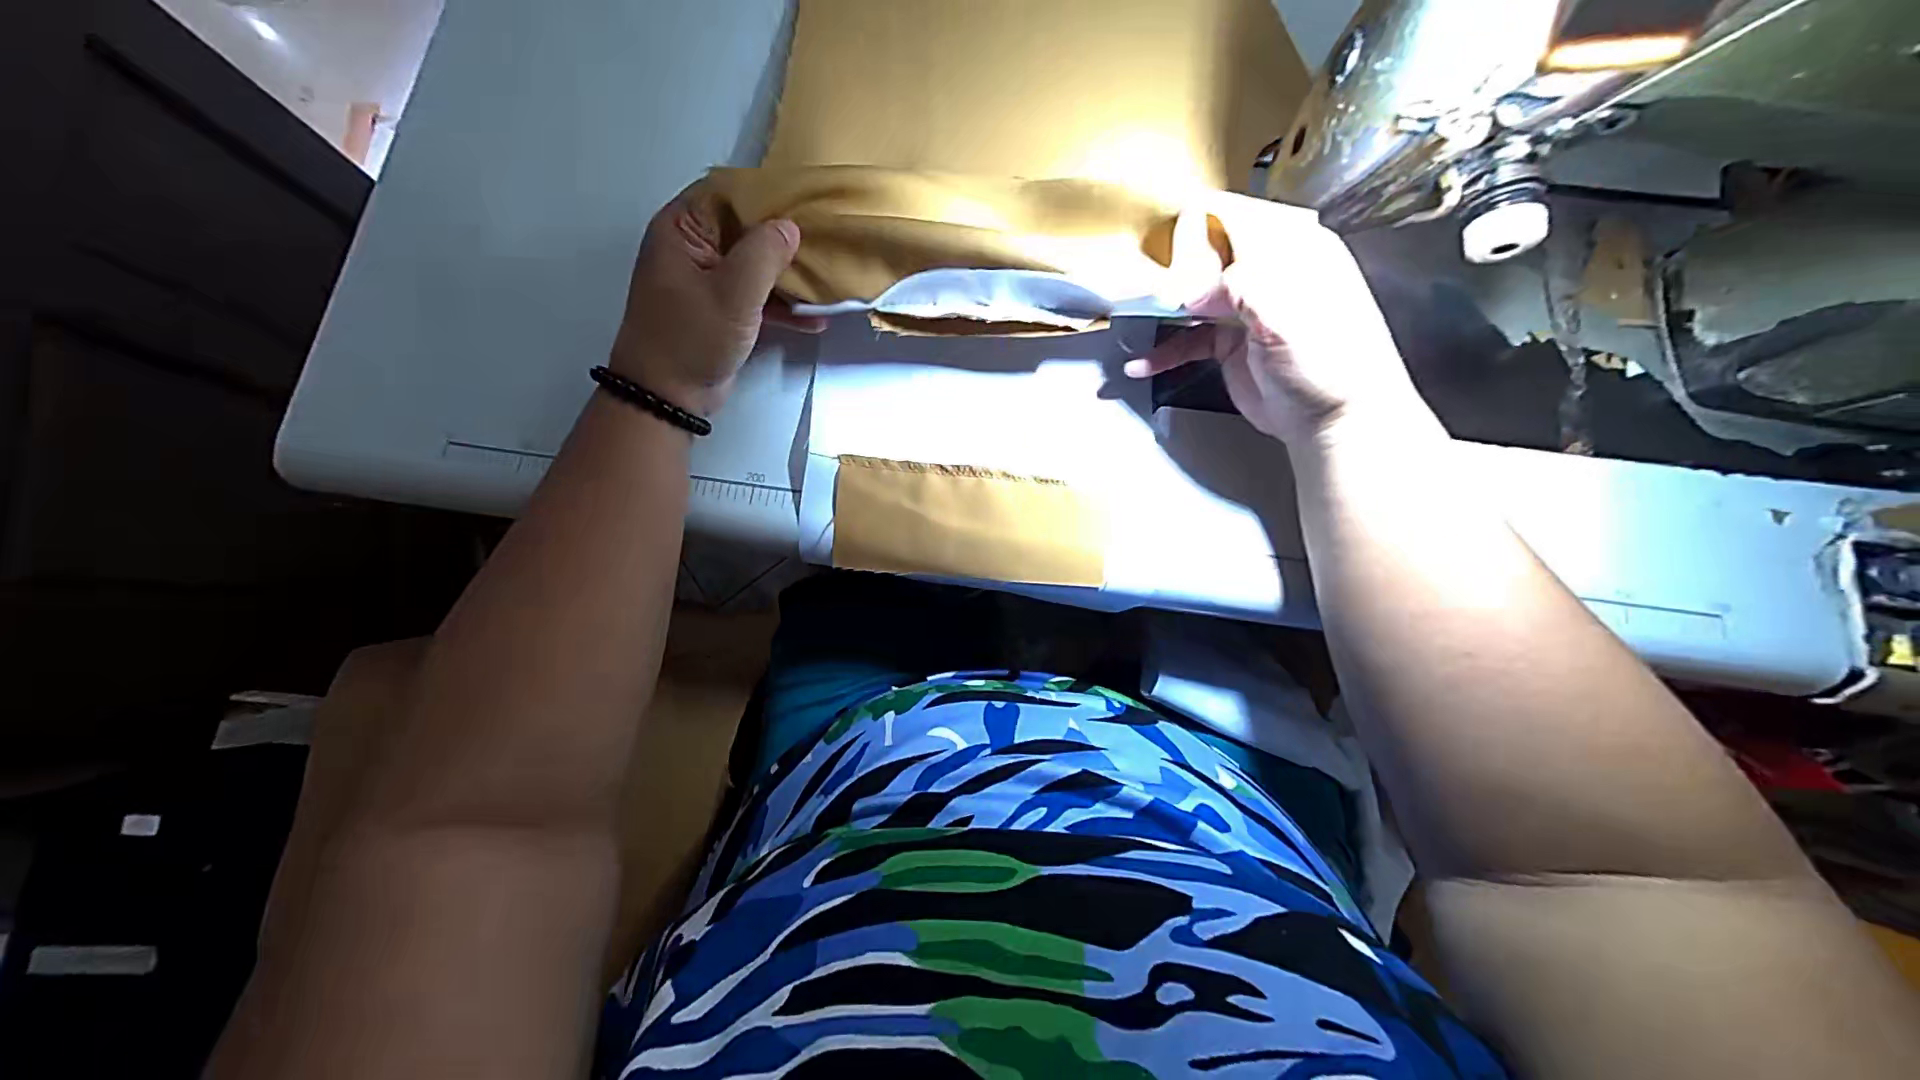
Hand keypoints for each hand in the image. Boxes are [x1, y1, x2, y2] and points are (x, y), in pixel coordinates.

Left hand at [608, 182, 825, 415]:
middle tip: (825, 240)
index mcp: (682, 229)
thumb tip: (790, 227)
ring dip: (789, 276)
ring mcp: (708, 281)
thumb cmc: (692, 337)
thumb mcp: (733, 292)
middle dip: (785, 238)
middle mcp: (693, 248)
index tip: (807, 204)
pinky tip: (815, 318)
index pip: (728, 194)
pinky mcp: (722, 311)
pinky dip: (782, 306)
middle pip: (746, 229)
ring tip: (826, 280)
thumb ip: (764, 253)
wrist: (668, 396)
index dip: (767, 196)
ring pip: (756, 265)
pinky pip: (757, 297)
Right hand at [1127, 192, 1433, 445]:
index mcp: (1294, 250)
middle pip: (1208, 258)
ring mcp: (1246, 311)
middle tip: (1142, 283)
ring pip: (1192, 300)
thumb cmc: (1329, 364)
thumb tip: (1191, 290)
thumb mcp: (1288, 315)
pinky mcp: (1229, 344)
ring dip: (1160, 315)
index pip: (1240, 218)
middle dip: (1171, 270)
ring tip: (1132, 322)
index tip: (1166, 234)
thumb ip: (1240, 287)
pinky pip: (1188, 340)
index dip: (1202, 224)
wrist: (1331, 421)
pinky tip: (1143, 363)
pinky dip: (1164, 351)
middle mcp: (1268, 274)